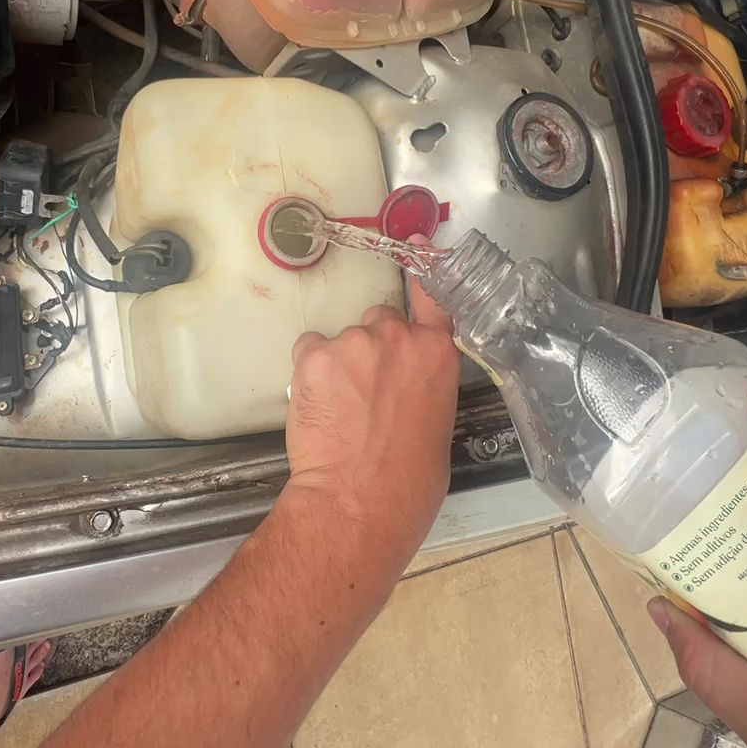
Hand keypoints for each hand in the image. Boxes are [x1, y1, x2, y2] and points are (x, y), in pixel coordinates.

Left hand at [283, 275, 460, 560]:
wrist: (358, 502)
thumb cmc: (407, 482)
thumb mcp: (436, 426)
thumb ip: (422, 386)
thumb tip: (403, 386)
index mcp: (436, 355)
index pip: (432, 298)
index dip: (423, 270)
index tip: (417, 245)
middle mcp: (397, 336)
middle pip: (379, 319)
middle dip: (372, 347)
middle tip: (364, 389)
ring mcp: (353, 342)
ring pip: (341, 339)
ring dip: (339, 364)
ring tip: (338, 409)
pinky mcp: (314, 354)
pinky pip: (310, 350)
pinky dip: (311, 372)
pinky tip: (317, 405)